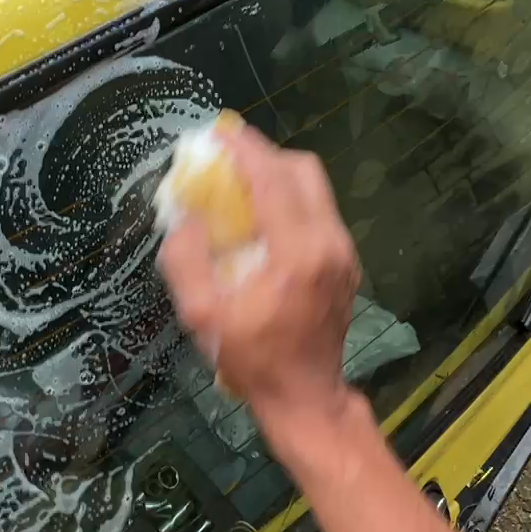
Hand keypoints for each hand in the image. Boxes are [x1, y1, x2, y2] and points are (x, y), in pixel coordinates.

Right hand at [157, 123, 363, 432]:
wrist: (305, 397)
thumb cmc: (250, 358)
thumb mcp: (202, 316)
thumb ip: (186, 261)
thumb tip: (184, 218)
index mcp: (296, 255)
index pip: (273, 181)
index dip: (245, 150)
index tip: (219, 134)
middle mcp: (329, 244)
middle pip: (303, 171)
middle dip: (264, 156)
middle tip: (227, 160)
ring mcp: (344, 252)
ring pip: (315, 188)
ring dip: (277, 176)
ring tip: (240, 184)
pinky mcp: (346, 262)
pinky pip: (318, 210)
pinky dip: (289, 198)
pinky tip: (261, 217)